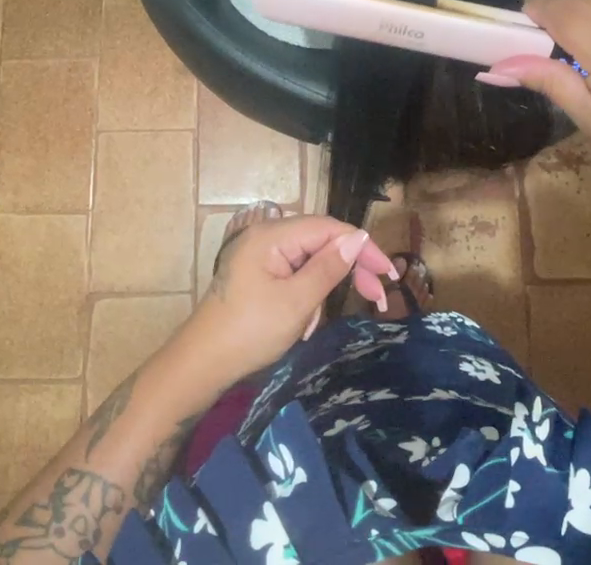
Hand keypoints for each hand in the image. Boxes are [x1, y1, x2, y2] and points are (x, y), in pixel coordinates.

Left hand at [166, 215, 394, 390]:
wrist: (202, 363)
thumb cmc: (249, 332)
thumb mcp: (296, 302)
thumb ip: (328, 267)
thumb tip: (359, 238)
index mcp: (272, 235)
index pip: (329, 228)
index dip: (362, 247)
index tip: (388, 274)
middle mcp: (266, 236)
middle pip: (321, 241)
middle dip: (349, 269)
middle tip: (377, 299)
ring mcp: (261, 255)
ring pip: (311, 261)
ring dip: (322, 291)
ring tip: (311, 326)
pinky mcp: (259, 273)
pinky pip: (295, 275)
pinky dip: (306, 297)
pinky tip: (301, 324)